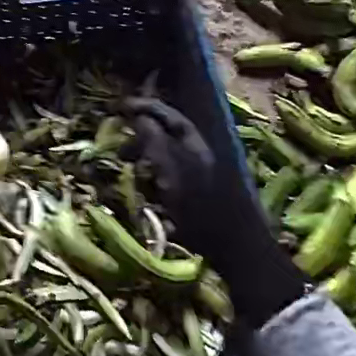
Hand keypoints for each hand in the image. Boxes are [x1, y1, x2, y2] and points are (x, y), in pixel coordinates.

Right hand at [123, 97, 305, 328]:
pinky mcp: (198, 196)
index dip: (144, 108)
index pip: (167, 115)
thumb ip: (155, 141)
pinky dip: (155, 178)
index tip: (120, 108)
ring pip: (166, 156)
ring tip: (131, 170)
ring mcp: (199, 175)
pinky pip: (170, 177)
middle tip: (121, 150)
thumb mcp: (173, 170)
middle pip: (166, 134)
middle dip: (141, 137)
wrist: (235, 247)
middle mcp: (198, 154)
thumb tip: (138, 116)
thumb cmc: (202, 208)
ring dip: (146, 158)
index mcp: (194, 143)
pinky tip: (148, 192)